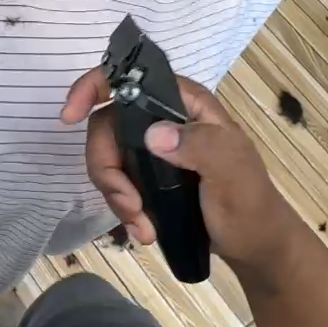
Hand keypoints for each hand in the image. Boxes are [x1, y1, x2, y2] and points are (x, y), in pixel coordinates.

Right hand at [62, 70, 305, 271]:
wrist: (257, 248)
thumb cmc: (251, 204)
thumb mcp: (232, 171)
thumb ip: (199, 146)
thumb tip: (152, 134)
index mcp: (183, 102)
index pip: (129, 78)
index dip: (92, 87)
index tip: (69, 115)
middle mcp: (160, 118)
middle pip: (106, 126)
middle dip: (108, 168)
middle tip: (128, 204)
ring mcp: (150, 147)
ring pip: (106, 158)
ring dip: (116, 194)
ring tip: (142, 225)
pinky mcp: (144, 175)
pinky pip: (115, 182)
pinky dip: (122, 207)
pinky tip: (143, 229)